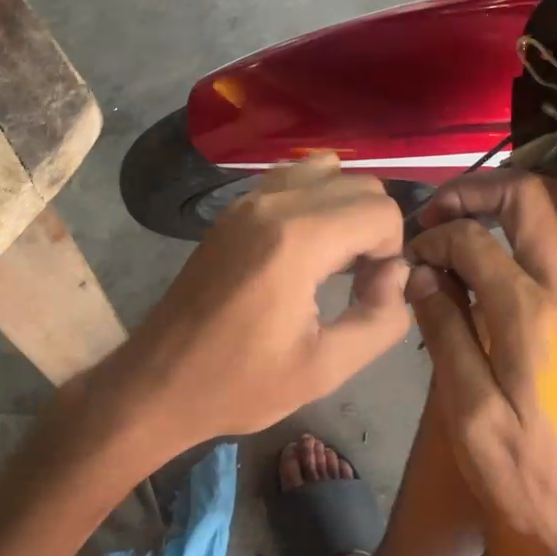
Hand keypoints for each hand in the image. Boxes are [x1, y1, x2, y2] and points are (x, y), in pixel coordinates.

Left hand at [105, 154, 411, 447]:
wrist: (159, 381)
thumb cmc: (240, 383)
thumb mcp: (325, 369)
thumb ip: (382, 320)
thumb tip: (396, 275)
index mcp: (296, 240)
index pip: (382, 212)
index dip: (392, 254)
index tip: (370, 296)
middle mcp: (273, 202)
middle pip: (361, 185)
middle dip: (375, 230)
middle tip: (358, 284)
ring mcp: (248, 199)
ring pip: (330, 172)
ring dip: (346, 210)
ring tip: (333, 263)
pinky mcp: (233, 207)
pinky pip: (294, 177)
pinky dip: (316, 200)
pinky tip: (306, 248)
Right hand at [406, 171, 556, 555]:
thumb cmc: (526, 473)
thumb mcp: (468, 411)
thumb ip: (444, 331)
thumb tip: (421, 273)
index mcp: (529, 313)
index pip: (472, 238)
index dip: (431, 237)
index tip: (407, 262)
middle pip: (530, 198)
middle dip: (475, 189)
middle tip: (434, 211)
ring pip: (551, 217)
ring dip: (500, 208)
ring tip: (455, 230)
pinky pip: (556, 249)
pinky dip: (517, 237)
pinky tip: (483, 270)